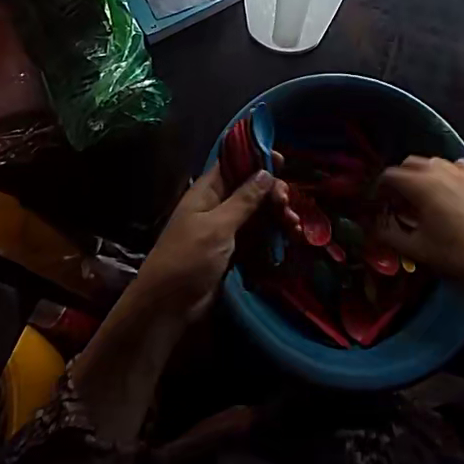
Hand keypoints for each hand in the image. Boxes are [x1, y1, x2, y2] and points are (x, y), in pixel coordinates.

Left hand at [133, 165, 287, 320]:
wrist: (168, 305)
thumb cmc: (188, 258)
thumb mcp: (218, 226)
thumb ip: (243, 199)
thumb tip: (265, 172)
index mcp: (207, 192)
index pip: (234, 164)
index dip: (256, 158)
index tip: (283, 160)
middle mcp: (217, 206)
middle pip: (251, 189)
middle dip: (273, 193)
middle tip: (287, 205)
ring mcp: (225, 230)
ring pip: (258, 214)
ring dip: (277, 217)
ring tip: (295, 227)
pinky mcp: (232, 251)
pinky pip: (257, 237)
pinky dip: (273, 236)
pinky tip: (289, 239)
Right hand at [376, 157, 463, 344]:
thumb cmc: (458, 259)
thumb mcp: (415, 250)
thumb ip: (388, 235)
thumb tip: (374, 228)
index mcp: (421, 184)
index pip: (389, 176)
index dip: (378, 190)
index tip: (376, 206)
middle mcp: (441, 171)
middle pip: (409, 164)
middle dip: (399, 180)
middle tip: (396, 205)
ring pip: (434, 163)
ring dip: (421, 176)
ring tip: (421, 201)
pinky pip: (457, 168)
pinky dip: (446, 176)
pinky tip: (448, 196)